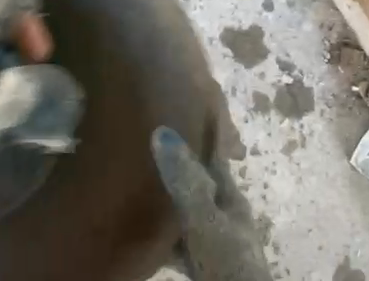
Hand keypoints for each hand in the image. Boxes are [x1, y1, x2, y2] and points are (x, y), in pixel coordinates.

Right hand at [152, 127, 273, 280]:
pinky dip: (161, 233)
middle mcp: (224, 213)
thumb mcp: (204, 217)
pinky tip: (141, 230)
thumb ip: (186, 180)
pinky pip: (176, 240)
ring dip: (168, 199)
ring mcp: (213, 238)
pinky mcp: (200, 262)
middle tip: (148, 143)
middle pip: (199, 182)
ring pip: (186, 210)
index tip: (185, 106)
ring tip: (138, 182)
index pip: (216, 155)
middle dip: (178, 165)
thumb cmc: (228, 260)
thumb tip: (162, 132)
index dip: (203, 133)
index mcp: (230, 195)